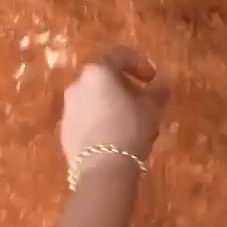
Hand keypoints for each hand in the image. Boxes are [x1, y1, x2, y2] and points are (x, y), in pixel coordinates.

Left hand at [59, 48, 169, 175]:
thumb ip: (158, 92)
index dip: (140, 63)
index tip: (153, 78)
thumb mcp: (152, 108)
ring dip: (110, 104)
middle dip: (124, 86)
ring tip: (129, 122)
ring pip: (93, 99)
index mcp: (99, 71)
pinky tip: (113, 138)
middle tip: (141, 100)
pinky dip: (99, 121)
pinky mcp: (64, 132)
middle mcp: (78, 84)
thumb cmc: (129, 128)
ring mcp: (68, 109)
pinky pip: (85, 119)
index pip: (120, 56)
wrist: (102, 170)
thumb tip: (162, 87)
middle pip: (104, 77)